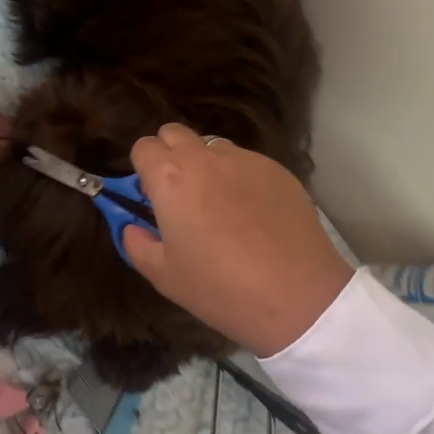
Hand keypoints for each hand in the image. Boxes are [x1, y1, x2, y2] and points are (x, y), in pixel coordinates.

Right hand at [122, 123, 353, 357]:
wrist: (302, 300)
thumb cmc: (222, 288)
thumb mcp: (164, 276)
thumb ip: (135, 242)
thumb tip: (132, 225)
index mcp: (169, 176)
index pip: (142, 147)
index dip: (143, 169)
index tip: (153, 198)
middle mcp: (203, 157)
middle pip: (174, 133)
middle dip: (170, 155)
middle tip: (181, 195)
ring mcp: (244, 160)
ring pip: (212, 146)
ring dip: (206, 164)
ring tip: (221, 204)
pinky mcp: (277, 170)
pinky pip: (247, 162)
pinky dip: (241, 178)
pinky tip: (255, 215)